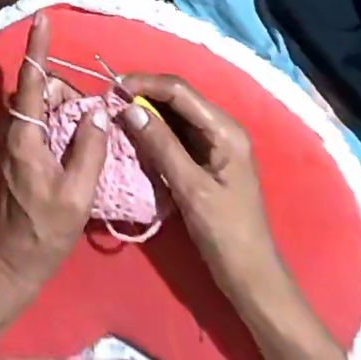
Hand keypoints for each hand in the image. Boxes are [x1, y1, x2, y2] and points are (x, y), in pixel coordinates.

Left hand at [0, 12, 107, 358]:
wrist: (11, 259)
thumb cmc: (43, 229)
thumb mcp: (76, 194)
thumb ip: (89, 149)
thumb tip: (99, 111)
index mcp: (25, 133)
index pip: (31, 79)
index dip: (37, 46)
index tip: (41, 16)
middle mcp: (14, 127)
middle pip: (45, 89)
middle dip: (70, 95)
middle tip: (94, 125)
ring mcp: (14, 137)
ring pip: (45, 104)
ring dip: (68, 111)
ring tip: (88, 142)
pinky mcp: (19, 148)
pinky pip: (43, 120)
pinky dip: (61, 122)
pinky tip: (78, 144)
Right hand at [119, 74, 343, 359]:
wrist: (251, 277)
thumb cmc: (226, 233)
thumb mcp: (191, 189)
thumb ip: (162, 145)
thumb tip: (130, 109)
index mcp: (225, 129)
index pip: (179, 90)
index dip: (145, 83)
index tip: (113, 89)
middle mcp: (221, 127)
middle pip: (176, 96)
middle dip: (143, 94)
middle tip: (110, 99)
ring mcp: (214, 142)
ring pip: (174, 112)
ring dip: (146, 110)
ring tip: (116, 112)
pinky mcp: (205, 157)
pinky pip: (175, 132)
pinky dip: (153, 128)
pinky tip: (134, 132)